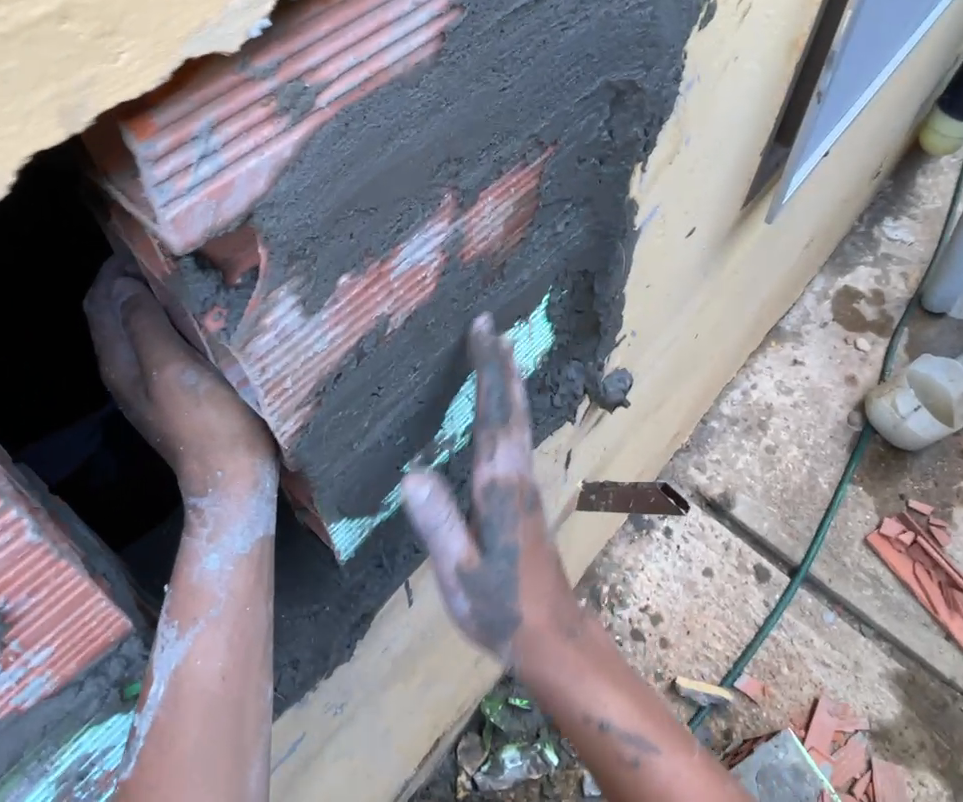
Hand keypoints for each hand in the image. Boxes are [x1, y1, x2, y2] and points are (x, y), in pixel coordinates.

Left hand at [83, 257, 276, 495]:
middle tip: (171, 253)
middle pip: (115, 311)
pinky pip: (164, 341)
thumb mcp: (170, 367)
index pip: (100, 299)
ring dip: (155, 297)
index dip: (115, 267)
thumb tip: (124, 282)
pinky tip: (201, 313)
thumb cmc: (204, 420)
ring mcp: (150, 382)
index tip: (149, 241)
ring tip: (187, 274)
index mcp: (118, 360)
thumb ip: (144, 323)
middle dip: (132, 278)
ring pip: (140, 325)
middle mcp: (125, 369)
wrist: (231, 477)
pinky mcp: (175, 389)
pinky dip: (173, 319)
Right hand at [400, 314, 580, 662]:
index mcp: (498, 487)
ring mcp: (525, 488)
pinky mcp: (525, 501)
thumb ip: (439, 524)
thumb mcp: (460, 573)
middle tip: (494, 327)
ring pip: (518, 422)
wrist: (551, 635)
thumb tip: (411, 474)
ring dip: (508, 384)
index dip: (489, 371)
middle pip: (512, 410)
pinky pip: (516, 440)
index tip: (485, 331)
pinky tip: (501, 415)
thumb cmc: (500, 607)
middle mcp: (516, 477)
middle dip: (502, 366)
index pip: (493, 416)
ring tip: (499, 355)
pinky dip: (509, 412)